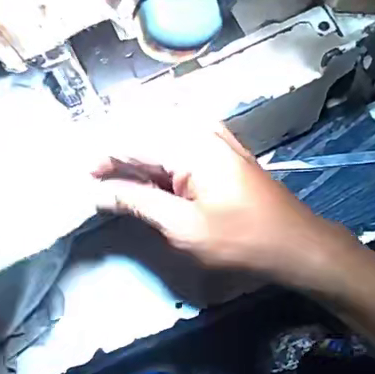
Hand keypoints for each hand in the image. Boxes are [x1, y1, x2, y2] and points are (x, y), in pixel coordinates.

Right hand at [93, 124, 370, 294]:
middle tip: (89, 173)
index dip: (101, 161)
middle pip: (143, 130)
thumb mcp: (182, 227)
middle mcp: (199, 129)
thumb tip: (98, 192)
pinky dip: (156, 148)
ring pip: (159, 130)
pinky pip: (178, 136)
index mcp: (188, 143)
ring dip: (134, 147)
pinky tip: (145, 159)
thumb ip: (138, 203)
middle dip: (114, 150)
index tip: (79, 180)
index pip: (130, 143)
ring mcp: (213, 136)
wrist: (295, 244)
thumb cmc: (239, 240)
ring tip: (109, 166)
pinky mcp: (220, 149)